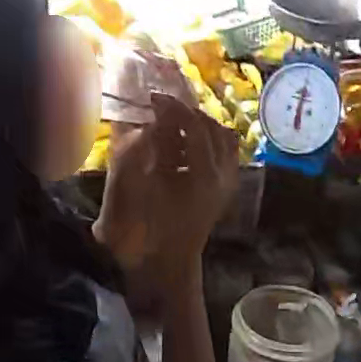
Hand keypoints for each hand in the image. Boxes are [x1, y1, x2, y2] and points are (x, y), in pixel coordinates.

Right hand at [96, 90, 238, 294]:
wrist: (169, 263)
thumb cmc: (145, 233)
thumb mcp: (131, 192)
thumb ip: (132, 154)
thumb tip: (141, 124)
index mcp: (204, 177)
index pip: (195, 125)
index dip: (172, 107)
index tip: (151, 98)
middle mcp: (224, 176)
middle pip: (212, 126)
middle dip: (185, 112)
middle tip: (159, 107)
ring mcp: (229, 182)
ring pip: (223, 137)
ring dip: (198, 124)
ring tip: (173, 122)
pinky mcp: (227, 187)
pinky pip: (225, 151)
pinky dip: (208, 139)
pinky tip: (186, 142)